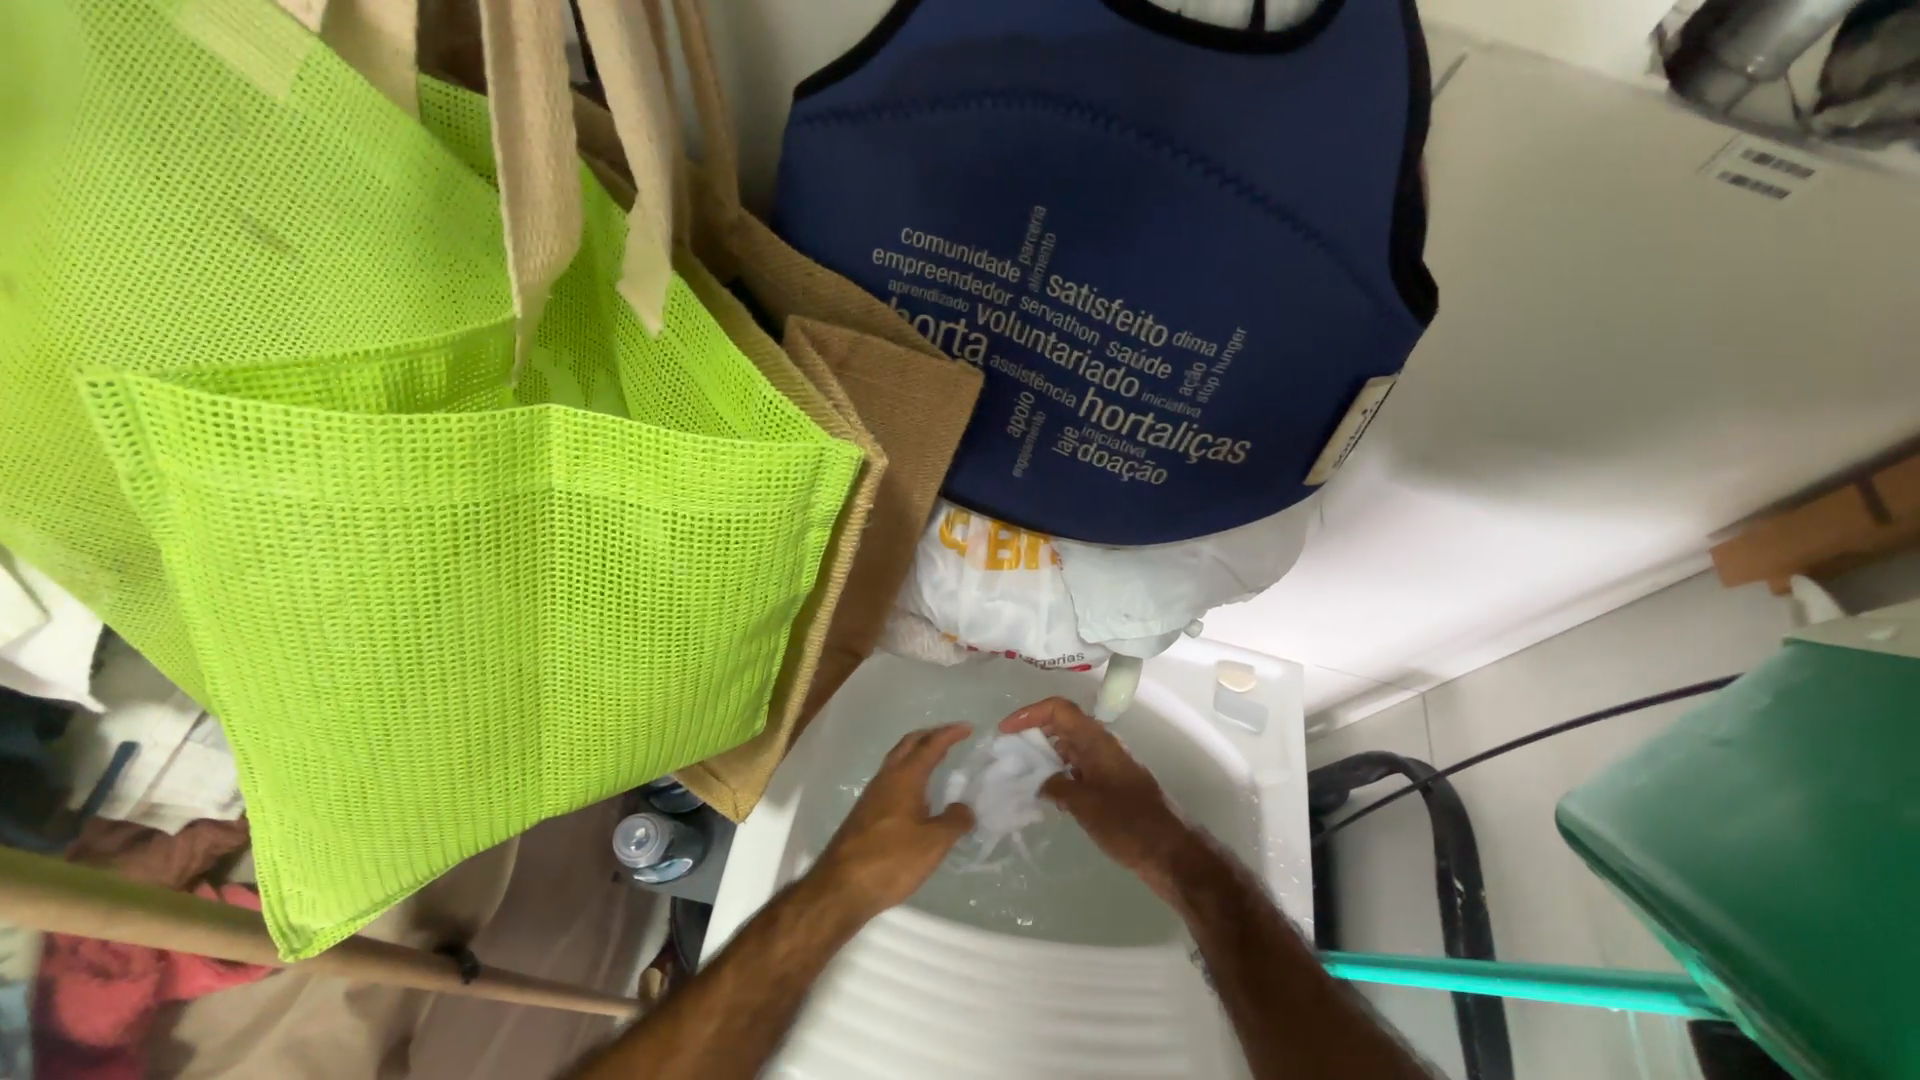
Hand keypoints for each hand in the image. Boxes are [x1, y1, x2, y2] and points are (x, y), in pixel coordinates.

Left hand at [812, 724, 975, 921]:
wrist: (841, 888)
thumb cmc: (891, 859)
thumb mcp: (933, 843)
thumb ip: (954, 822)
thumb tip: (964, 809)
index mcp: (904, 778)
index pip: (930, 746)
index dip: (949, 734)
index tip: (967, 728)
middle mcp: (886, 780)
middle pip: (908, 745)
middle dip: (929, 736)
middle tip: (950, 737)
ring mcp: (871, 797)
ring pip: (896, 762)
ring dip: (916, 755)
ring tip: (937, 762)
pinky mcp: (865, 815)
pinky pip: (891, 781)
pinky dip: (908, 775)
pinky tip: (917, 796)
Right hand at [1000, 697, 1194, 901]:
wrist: (1171, 853)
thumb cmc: (1129, 824)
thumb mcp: (1084, 804)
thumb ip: (1056, 787)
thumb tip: (1039, 782)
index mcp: (1097, 741)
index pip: (1059, 709)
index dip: (1029, 713)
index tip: (1005, 730)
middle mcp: (1101, 747)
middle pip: (1061, 726)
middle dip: (1031, 734)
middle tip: (1005, 752)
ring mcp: (1106, 766)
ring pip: (1068, 749)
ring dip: (1042, 756)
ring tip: (1015, 773)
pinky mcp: (1108, 786)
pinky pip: (1076, 769)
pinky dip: (1056, 774)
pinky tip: (1041, 793)